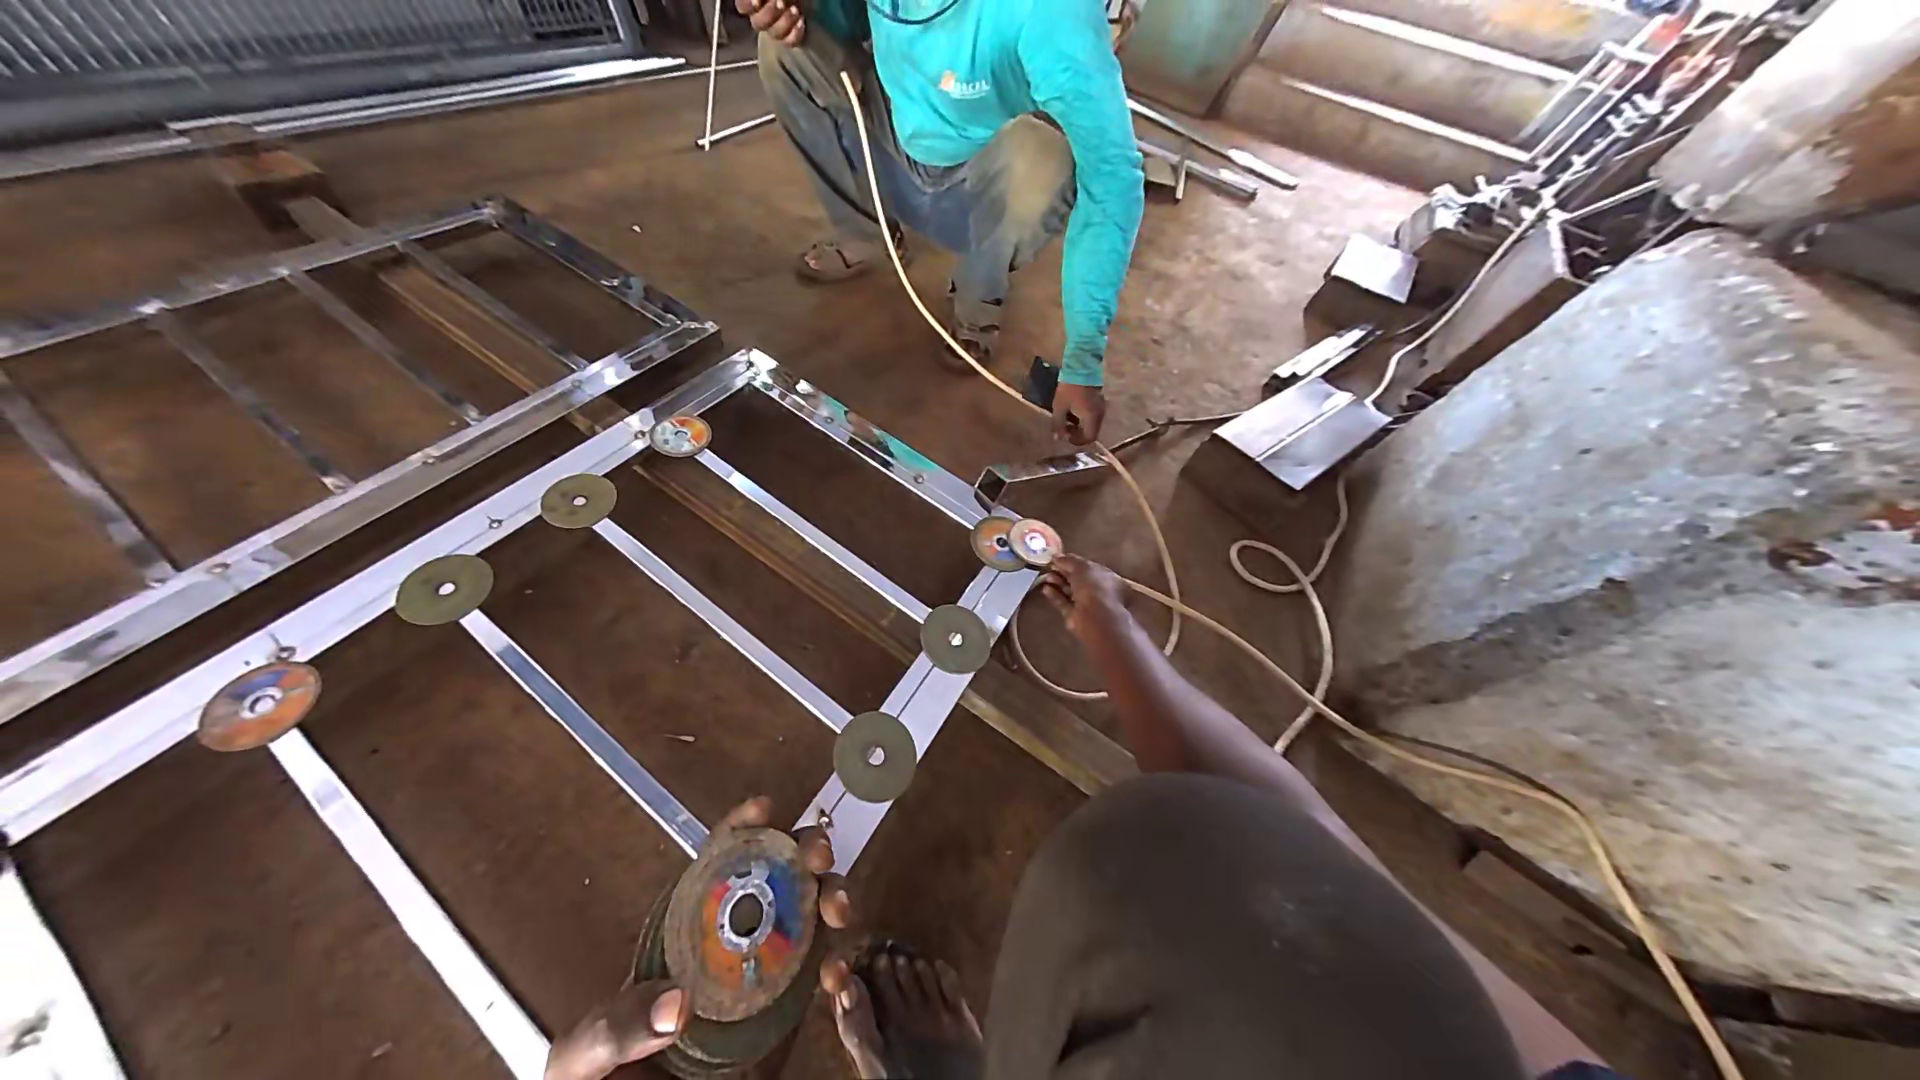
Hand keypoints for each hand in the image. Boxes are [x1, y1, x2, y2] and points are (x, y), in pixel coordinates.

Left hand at [544, 797, 851, 1079]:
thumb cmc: (594, 1075)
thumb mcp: (584, 1053)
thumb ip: (618, 1027)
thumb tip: (675, 1006)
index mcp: (683, 924)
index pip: (715, 860)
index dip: (743, 827)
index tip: (764, 809)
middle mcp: (731, 931)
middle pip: (778, 871)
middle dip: (806, 851)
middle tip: (819, 858)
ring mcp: (762, 964)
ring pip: (809, 911)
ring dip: (832, 896)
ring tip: (839, 911)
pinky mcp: (782, 1005)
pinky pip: (818, 972)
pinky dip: (837, 964)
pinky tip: (836, 974)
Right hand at [735, 0, 804, 44]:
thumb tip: (761, 2)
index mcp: (752, 2)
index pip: (742, 6)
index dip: (747, 4)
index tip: (756, 3)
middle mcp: (760, 15)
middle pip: (758, 23)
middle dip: (769, 13)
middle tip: (781, 2)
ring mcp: (774, 28)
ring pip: (775, 34)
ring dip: (785, 21)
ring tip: (795, 9)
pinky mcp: (789, 36)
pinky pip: (790, 42)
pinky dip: (796, 33)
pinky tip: (801, 20)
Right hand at [1038, 553, 1133, 646]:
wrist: (1094, 617)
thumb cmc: (1094, 587)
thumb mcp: (1082, 567)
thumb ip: (1069, 561)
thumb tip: (1056, 556)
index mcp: (1107, 578)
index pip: (1089, 567)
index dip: (1074, 562)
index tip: (1058, 558)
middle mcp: (1099, 591)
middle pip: (1078, 580)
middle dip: (1064, 572)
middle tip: (1049, 566)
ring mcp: (1087, 605)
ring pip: (1070, 591)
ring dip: (1058, 583)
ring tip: (1045, 576)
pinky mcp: (1075, 616)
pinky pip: (1064, 603)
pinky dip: (1055, 596)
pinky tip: (1045, 589)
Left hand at [1052, 383, 1106, 445]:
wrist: (1080, 366)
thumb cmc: (1069, 388)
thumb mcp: (1059, 407)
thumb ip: (1058, 424)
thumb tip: (1057, 438)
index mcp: (1091, 418)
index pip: (1089, 438)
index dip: (1077, 441)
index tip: (1065, 435)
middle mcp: (1100, 414)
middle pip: (1091, 432)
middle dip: (1078, 434)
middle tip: (1065, 428)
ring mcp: (1101, 407)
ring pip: (1092, 425)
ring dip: (1080, 426)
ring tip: (1067, 420)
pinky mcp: (1099, 401)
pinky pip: (1093, 416)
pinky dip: (1083, 419)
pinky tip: (1073, 411)